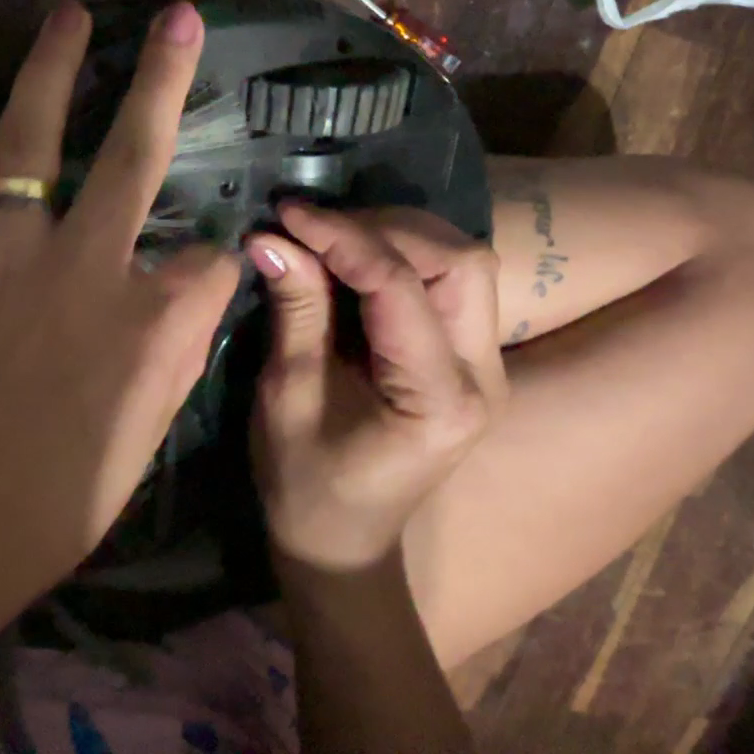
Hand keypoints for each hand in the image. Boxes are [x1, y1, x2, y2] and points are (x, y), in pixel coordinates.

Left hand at [0, 0, 241, 599]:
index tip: (197, 276)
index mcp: (152, 314)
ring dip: (54, 68)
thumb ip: (183, 334)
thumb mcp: (160, 419)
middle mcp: (84, 263)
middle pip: (137, 151)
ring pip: (31, 139)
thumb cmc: (72, 489)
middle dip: (165, 77)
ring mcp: (2, 254)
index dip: (208, 264)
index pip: (206, 257)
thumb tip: (193, 273)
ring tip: (70, 14)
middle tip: (179, 19)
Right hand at [246, 205, 506, 571]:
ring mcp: (484, 363)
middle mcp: (482, 374)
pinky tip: (351, 255)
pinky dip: (400, 254)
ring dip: (395, 235)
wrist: (342, 540)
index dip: (343, 237)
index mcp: (440, 398)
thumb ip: (295, 311)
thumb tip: (269, 237)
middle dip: (383, 228)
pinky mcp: (467, 355)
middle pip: (460, 261)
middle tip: (312, 225)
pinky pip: (447, 281)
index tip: (286, 213)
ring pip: (462, 262)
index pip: (401, 287)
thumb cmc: (304, 484)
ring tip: (327, 235)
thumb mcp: (286, 397)